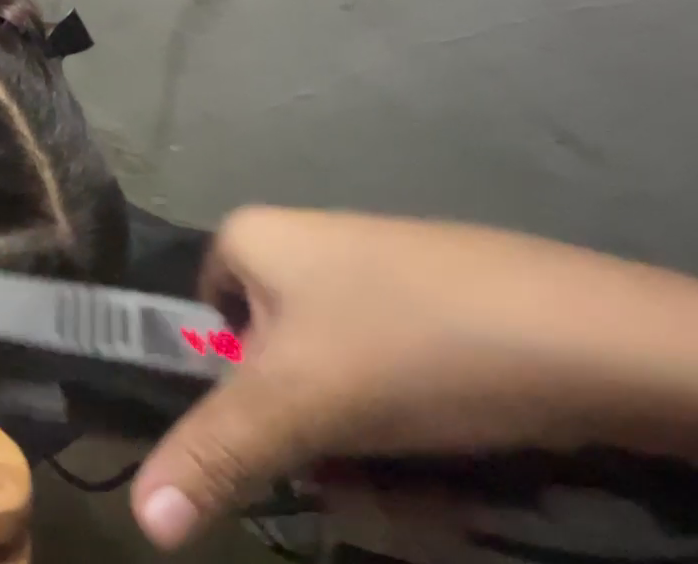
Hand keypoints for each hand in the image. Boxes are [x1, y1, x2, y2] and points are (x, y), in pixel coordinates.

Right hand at [131, 206, 697, 549]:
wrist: (614, 343)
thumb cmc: (413, 349)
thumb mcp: (299, 408)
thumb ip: (211, 455)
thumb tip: (141, 521)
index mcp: (251, 236)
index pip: (200, 320)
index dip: (232, 385)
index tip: (282, 429)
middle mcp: (306, 237)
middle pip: (271, 355)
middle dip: (307, 428)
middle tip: (354, 469)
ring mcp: (381, 265)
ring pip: (335, 372)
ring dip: (360, 437)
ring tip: (416, 475)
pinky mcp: (447, 297)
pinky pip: (393, 365)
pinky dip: (410, 417)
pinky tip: (455, 449)